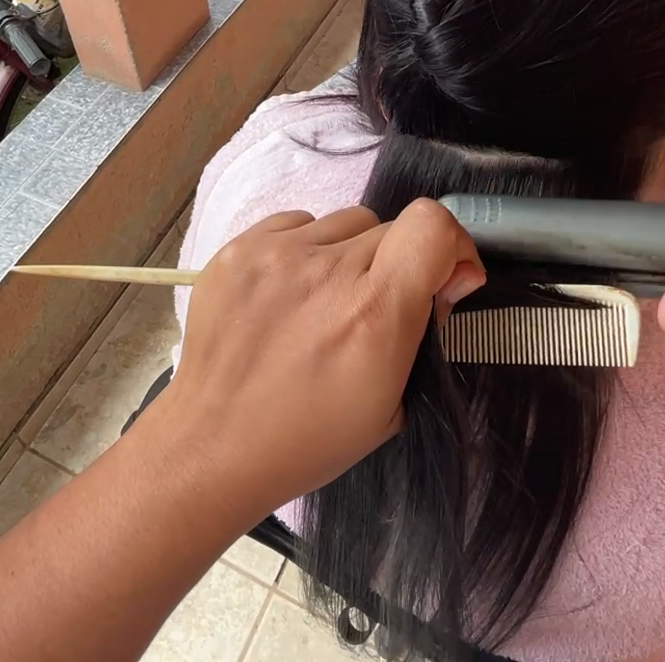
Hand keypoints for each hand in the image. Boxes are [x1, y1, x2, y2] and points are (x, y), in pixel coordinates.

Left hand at [147, 200, 484, 521]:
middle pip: (391, 227)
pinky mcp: (238, 248)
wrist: (213, 443)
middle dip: (398, 264)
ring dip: (350, 254)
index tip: (445, 277)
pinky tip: (290, 293)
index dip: (451, 245)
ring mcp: (276, 254)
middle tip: (372, 307)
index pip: (432, 225)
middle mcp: (326, 271)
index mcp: (373, 313)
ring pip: (345, 222)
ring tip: (324, 301)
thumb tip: (443, 280)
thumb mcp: (392, 405)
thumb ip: (424, 331)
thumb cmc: (307, 438)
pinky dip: (306, 249)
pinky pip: (297, 223)